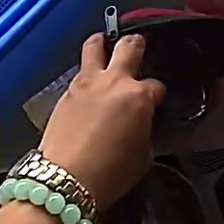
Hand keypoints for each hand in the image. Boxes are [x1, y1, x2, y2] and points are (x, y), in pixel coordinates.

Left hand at [39, 34, 165, 208]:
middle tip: (137, 46)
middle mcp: (115, 81)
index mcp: (139, 96)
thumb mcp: (143, 156)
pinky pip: (79, 71)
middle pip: (129, 46)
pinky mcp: (65, 92)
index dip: (157, 95)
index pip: (157, 85)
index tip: (154, 103)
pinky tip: (89, 85)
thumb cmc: (111, 172)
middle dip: (136, 44)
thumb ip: (144, 131)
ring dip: (103, 43)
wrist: (65, 180)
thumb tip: (140, 125)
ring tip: (105, 45)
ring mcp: (87, 83)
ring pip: (95, 45)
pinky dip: (87, 73)